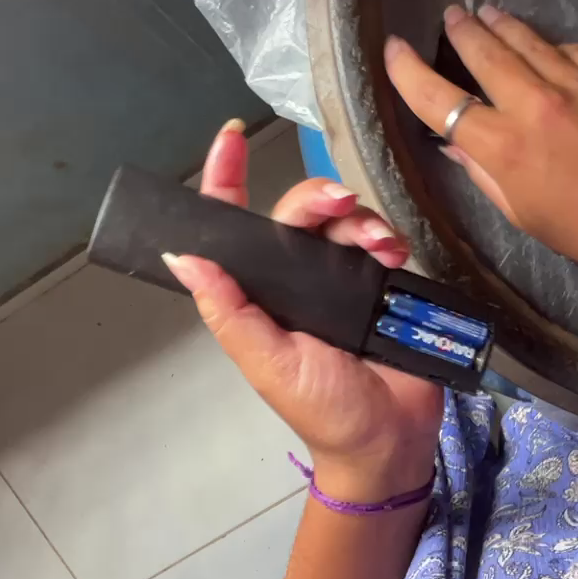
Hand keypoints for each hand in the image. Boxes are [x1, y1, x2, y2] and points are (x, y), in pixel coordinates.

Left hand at [163, 121, 443, 503]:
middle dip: (317, 198)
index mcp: (261, 298)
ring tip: (381, 243)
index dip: (227, 180)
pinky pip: (379, 245)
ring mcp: (341, 284)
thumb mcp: (268, 363)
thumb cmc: (323, 409)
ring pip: (342, 224)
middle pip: (297, 216)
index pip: (236, 230)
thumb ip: (229, 311)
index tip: (231, 136)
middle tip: (341, 203)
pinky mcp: (381, 289)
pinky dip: (387, 239)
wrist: (389, 442)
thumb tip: (182, 255)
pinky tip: (395, 252)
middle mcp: (297, 283)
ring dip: (360, 220)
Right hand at [383, 5, 577, 290]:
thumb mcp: (523, 214)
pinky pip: (568, 50)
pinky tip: (544, 48)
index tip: (393, 51)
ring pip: (526, 41)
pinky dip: (548, 48)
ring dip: (501, 26)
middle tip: (451, 16)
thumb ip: (483, 174)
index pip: (440, 102)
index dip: (408, 73)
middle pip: (484, 54)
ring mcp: (575, 83)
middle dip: (461, 32)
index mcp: (504, 149)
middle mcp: (533, 106)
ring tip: (486, 14)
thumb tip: (454, 144)